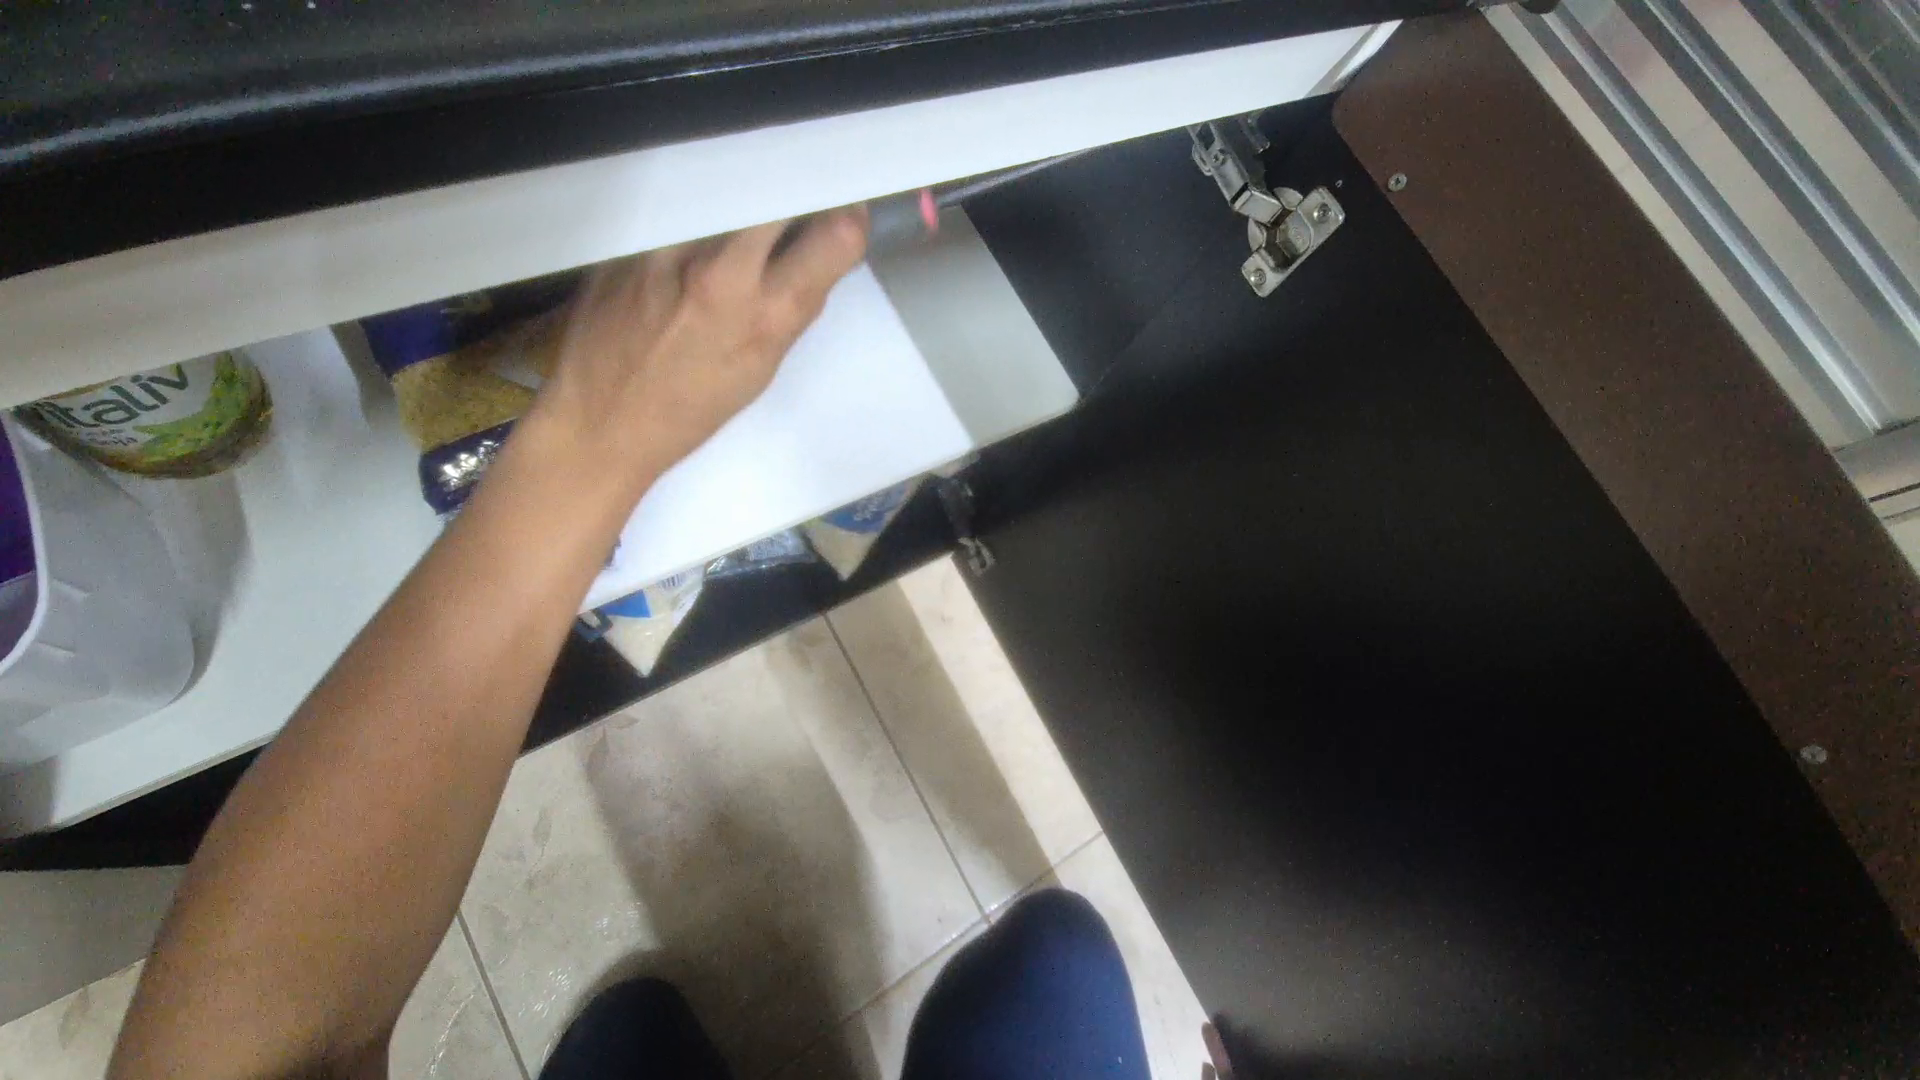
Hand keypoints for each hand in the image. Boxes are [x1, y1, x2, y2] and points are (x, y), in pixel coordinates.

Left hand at [523, 207, 869, 495]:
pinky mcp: (627, 234)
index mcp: (767, 316)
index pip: (836, 235)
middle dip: (797, 188)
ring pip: (727, 183)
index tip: (841, 211)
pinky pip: (678, 198)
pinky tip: (685, 232)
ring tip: (736, 217)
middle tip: (792, 199)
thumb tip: (820, 255)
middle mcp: (721, 270)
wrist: (599, 420)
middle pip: (783, 190)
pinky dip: (694, 205)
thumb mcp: (761, 367)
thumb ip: (792, 305)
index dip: (848, 216)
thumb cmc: (689, 408)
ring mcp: (669, 245)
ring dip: (745, 191)